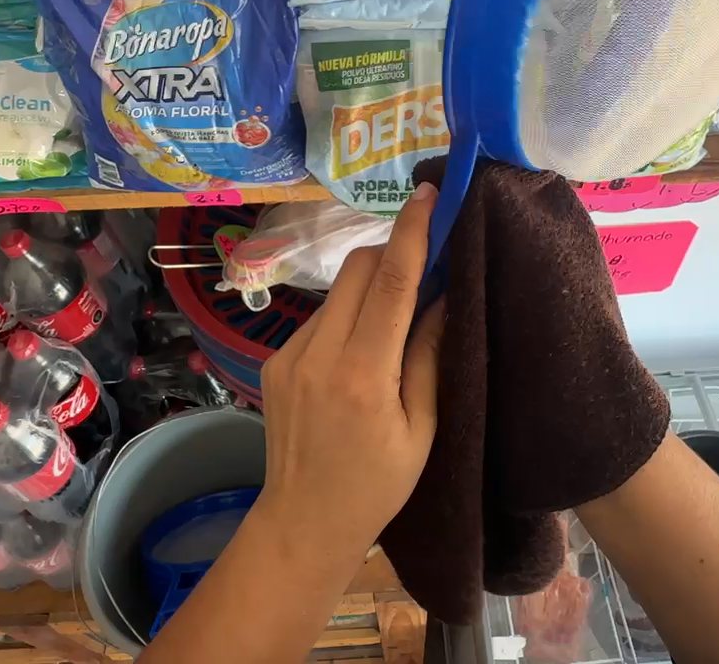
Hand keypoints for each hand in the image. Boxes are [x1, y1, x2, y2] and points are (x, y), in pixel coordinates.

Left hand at [257, 181, 444, 556]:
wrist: (302, 522)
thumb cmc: (376, 485)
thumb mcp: (421, 429)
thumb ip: (430, 355)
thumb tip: (445, 295)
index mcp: (363, 375)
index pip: (391, 284)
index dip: (411, 233)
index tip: (428, 195)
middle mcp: (319, 354)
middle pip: (356, 268)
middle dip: (389, 253)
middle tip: (420, 268)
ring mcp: (289, 354)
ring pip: (337, 290)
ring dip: (368, 287)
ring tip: (390, 323)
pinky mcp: (274, 359)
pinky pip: (320, 316)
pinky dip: (346, 315)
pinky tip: (357, 350)